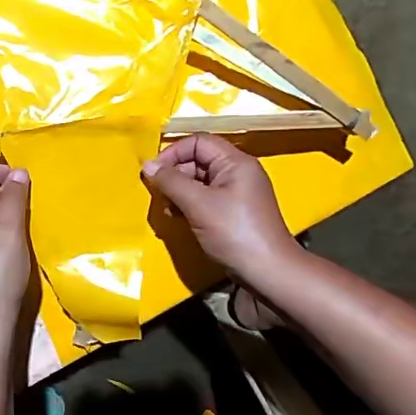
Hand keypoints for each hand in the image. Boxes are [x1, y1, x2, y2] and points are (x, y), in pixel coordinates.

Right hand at [141, 134, 300, 276]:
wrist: (268, 272)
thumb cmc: (235, 233)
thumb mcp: (199, 204)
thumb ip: (171, 182)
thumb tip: (148, 166)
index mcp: (236, 162)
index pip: (199, 142)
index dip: (173, 152)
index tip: (153, 173)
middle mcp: (238, 173)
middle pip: (199, 161)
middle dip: (175, 175)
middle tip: (159, 196)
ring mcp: (238, 194)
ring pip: (200, 182)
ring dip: (180, 193)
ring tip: (168, 211)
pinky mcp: (235, 214)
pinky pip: (207, 200)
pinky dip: (190, 206)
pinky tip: (180, 220)